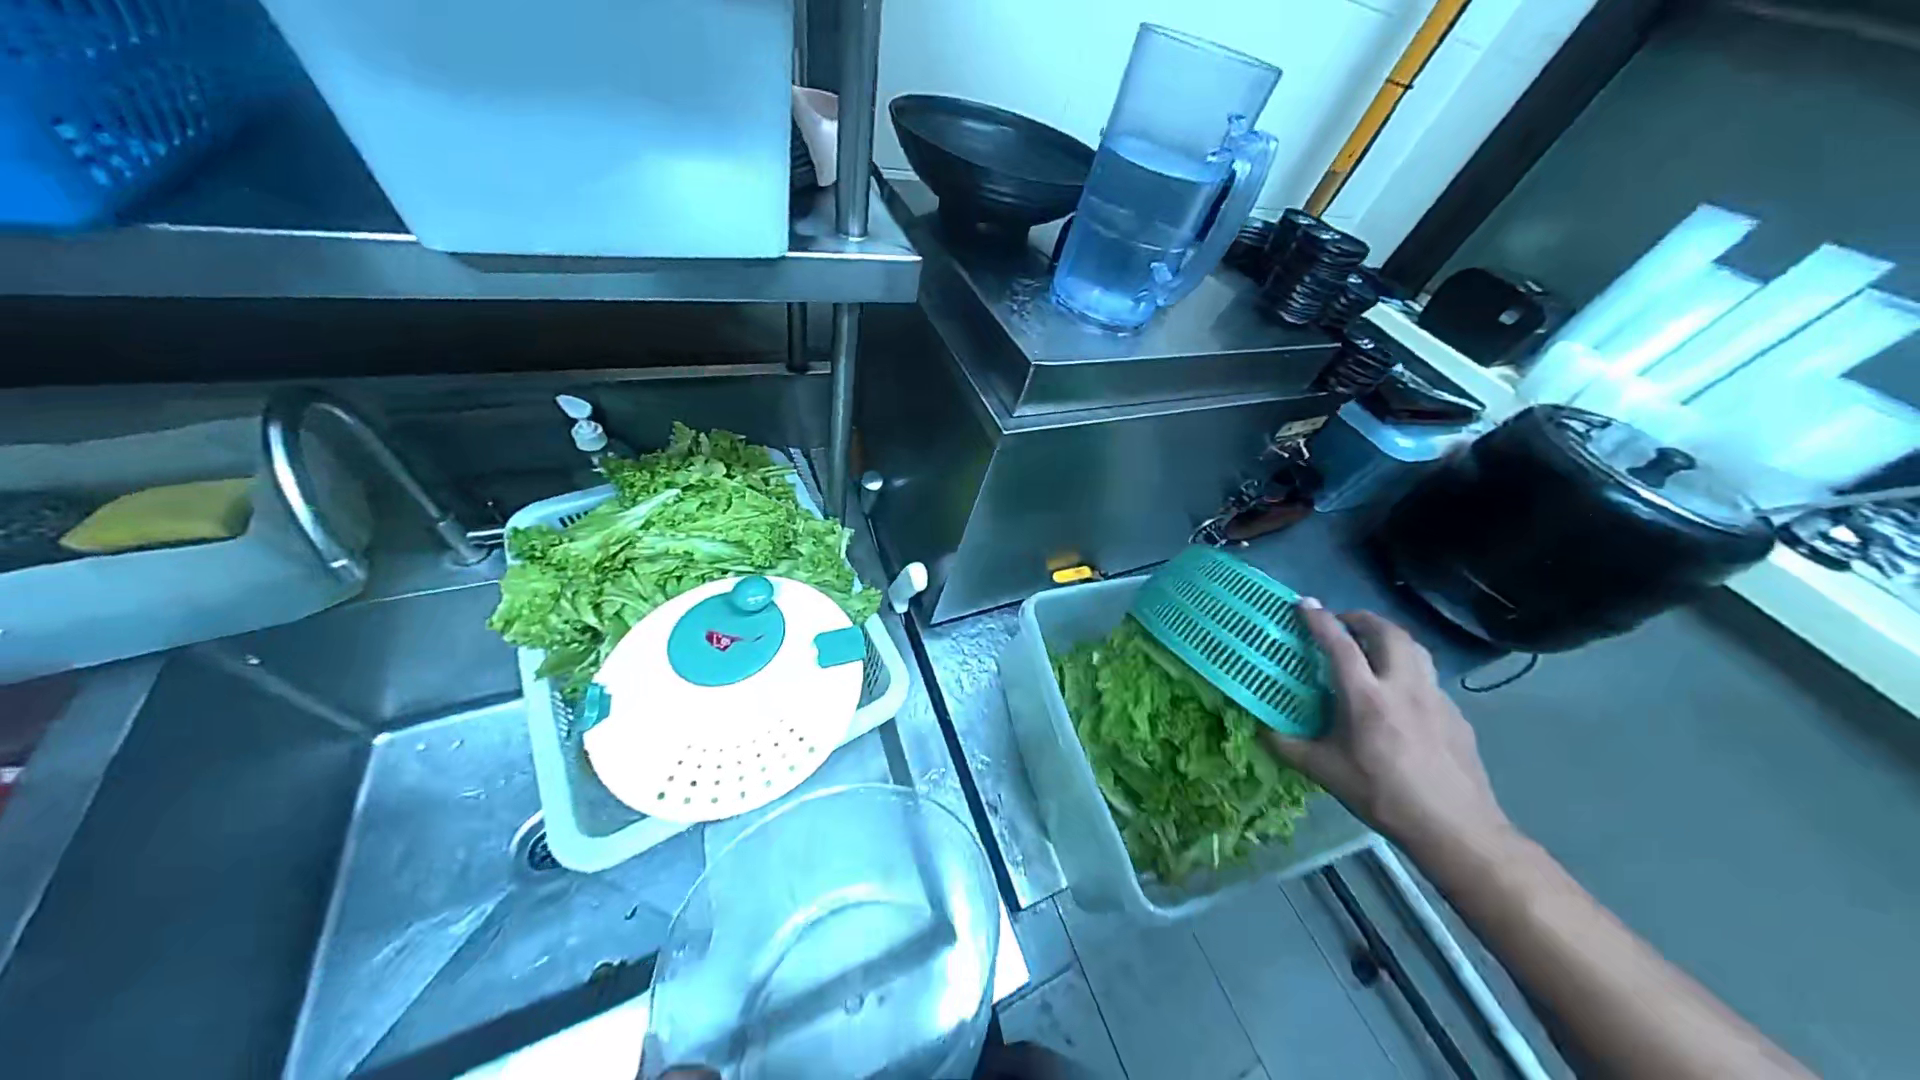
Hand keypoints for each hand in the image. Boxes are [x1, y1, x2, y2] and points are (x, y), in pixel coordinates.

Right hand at [1263, 600, 1511, 852]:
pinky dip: (1409, 669)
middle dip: (1362, 618)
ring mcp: (1435, 698)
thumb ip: (1288, 746)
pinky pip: (1429, 677)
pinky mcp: (1456, 714)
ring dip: (1390, 637)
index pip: (1339, 644)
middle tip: (1343, 622)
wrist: (1455, 828)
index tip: (1304, 604)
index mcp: (1366, 697)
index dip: (1319, 620)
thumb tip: (1260, 731)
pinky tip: (1400, 695)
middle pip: (1387, 632)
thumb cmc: (1382, 795)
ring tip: (1372, 646)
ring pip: (1415, 648)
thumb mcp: (1325, 772)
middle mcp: (1403, 686)